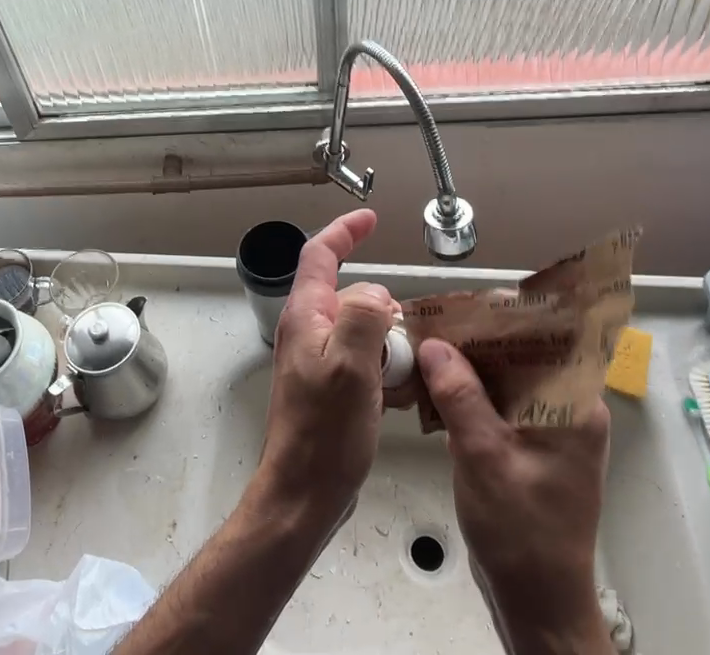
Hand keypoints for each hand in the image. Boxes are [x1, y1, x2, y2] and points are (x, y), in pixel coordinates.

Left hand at [251, 209, 395, 524]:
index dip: (344, 231)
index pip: (319, 255)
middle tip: (406, 333)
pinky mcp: (329, 388)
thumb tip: (376, 293)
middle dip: (381, 304)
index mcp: (305, 317)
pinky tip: (400, 392)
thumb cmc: (325, 432)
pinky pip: (362, 361)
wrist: (304, 492)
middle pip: (348, 294)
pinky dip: (384, 366)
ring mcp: (316, 362)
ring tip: (406, 369)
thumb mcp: (351, 365)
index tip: (371, 217)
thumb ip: (363, 315)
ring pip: (360, 329)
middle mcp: (307, 333)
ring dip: (387, 341)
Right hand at [417, 338, 613, 654]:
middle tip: (428, 321)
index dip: (503, 315)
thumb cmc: (521, 530)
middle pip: (521, 354)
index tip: (458, 302)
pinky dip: (466, 394)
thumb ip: (460, 395)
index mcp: (573, 405)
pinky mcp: (526, 447)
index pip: (546, 338)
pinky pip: (496, 405)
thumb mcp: (484, 456)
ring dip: (466, 365)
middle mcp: (566, 409)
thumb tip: (433, 344)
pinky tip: (431, 387)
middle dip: (475, 337)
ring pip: (504, 379)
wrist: (537, 601)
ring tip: (421, 346)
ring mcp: (546, 429)